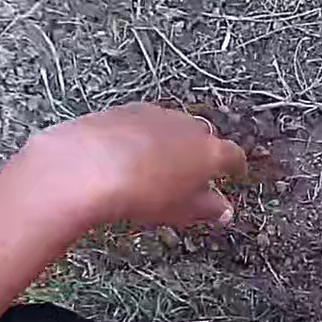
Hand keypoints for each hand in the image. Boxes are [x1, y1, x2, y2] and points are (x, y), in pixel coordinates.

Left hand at [15, 104, 246, 227]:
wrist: (86, 167)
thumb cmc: (142, 193)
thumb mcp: (181, 211)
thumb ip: (208, 208)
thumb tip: (224, 211)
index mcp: (210, 151)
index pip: (233, 155)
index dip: (235, 165)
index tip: (234, 172)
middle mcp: (188, 127)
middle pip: (203, 137)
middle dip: (199, 153)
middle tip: (189, 174)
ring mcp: (157, 115)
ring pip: (172, 127)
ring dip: (169, 142)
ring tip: (155, 166)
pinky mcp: (125, 110)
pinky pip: (142, 122)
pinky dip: (141, 136)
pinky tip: (127, 154)